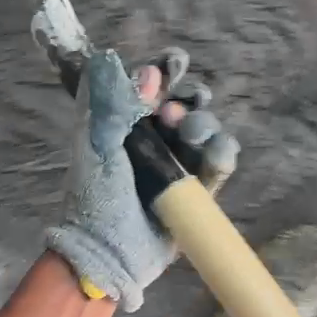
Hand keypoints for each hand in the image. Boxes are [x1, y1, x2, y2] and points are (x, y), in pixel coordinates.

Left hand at [45, 49, 238, 310]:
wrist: (110, 254)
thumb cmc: (95, 199)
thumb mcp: (97, 145)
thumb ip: (118, 105)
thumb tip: (149, 72)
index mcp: (126, 125)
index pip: (152, 88)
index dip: (166, 71)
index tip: (175, 62)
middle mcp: (155, 141)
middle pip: (186, 105)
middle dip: (189, 99)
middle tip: (175, 112)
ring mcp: (179, 166)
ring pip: (206, 130)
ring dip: (203, 124)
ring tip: (188, 135)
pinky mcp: (198, 191)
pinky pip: (219, 163)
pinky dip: (222, 153)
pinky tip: (215, 154)